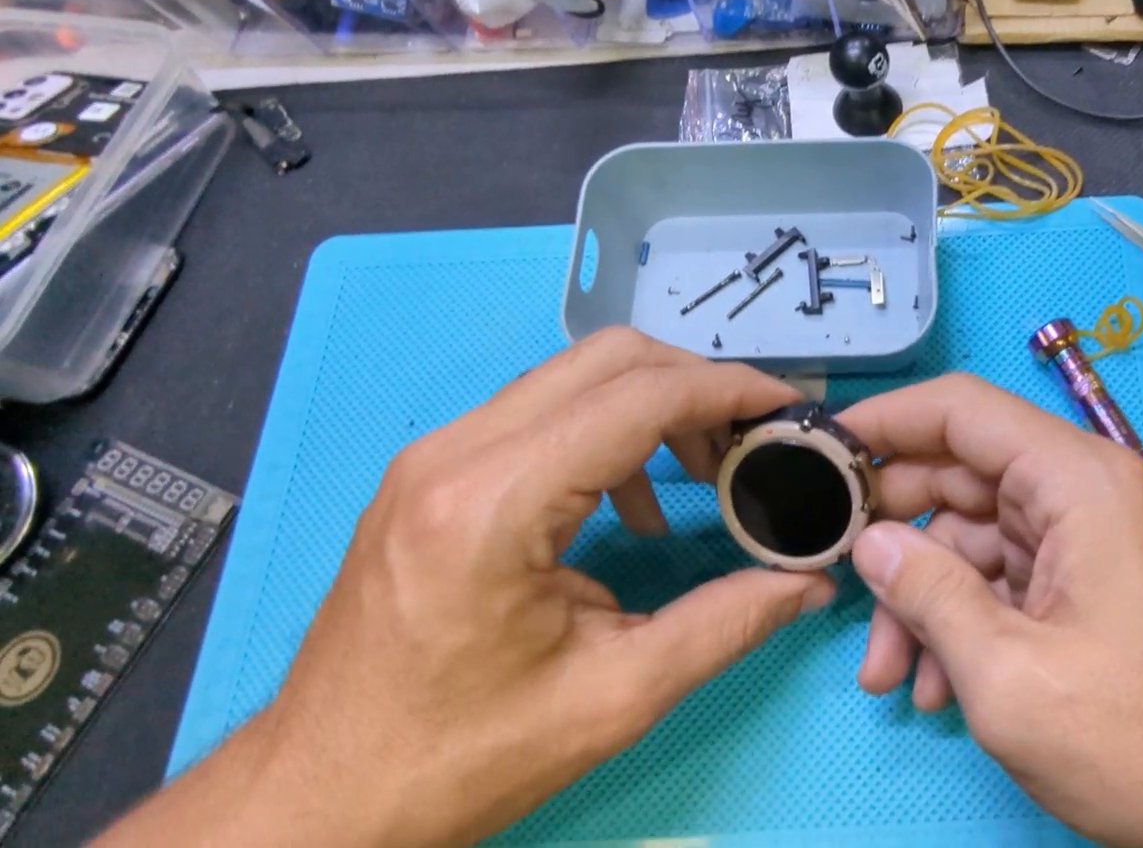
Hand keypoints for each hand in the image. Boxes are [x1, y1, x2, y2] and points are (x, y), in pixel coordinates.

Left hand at [105, 328, 832, 846]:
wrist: (312, 803)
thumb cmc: (461, 759)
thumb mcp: (616, 697)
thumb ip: (729, 624)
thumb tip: (811, 583)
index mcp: (496, 503)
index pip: (639, 396)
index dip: (729, 390)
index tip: (789, 408)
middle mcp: (458, 452)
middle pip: (609, 358)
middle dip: (699, 384)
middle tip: (753, 437)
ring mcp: (436, 455)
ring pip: (577, 375)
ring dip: (657, 402)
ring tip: (705, 469)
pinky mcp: (434, 471)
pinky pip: (545, 411)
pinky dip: (613, 430)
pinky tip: (635, 504)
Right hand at [837, 375, 1142, 847]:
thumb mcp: (1012, 677)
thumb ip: (930, 595)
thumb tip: (871, 542)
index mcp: (1077, 480)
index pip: (963, 410)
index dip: (886, 420)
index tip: (822, 451)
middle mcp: (1085, 489)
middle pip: (963, 475)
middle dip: (898, 536)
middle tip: (839, 583)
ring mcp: (1090, 535)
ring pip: (977, 536)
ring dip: (927, 596)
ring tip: (891, 673)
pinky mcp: (1091, 579)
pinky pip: (1008, 575)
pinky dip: (967, 617)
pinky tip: (938, 683)